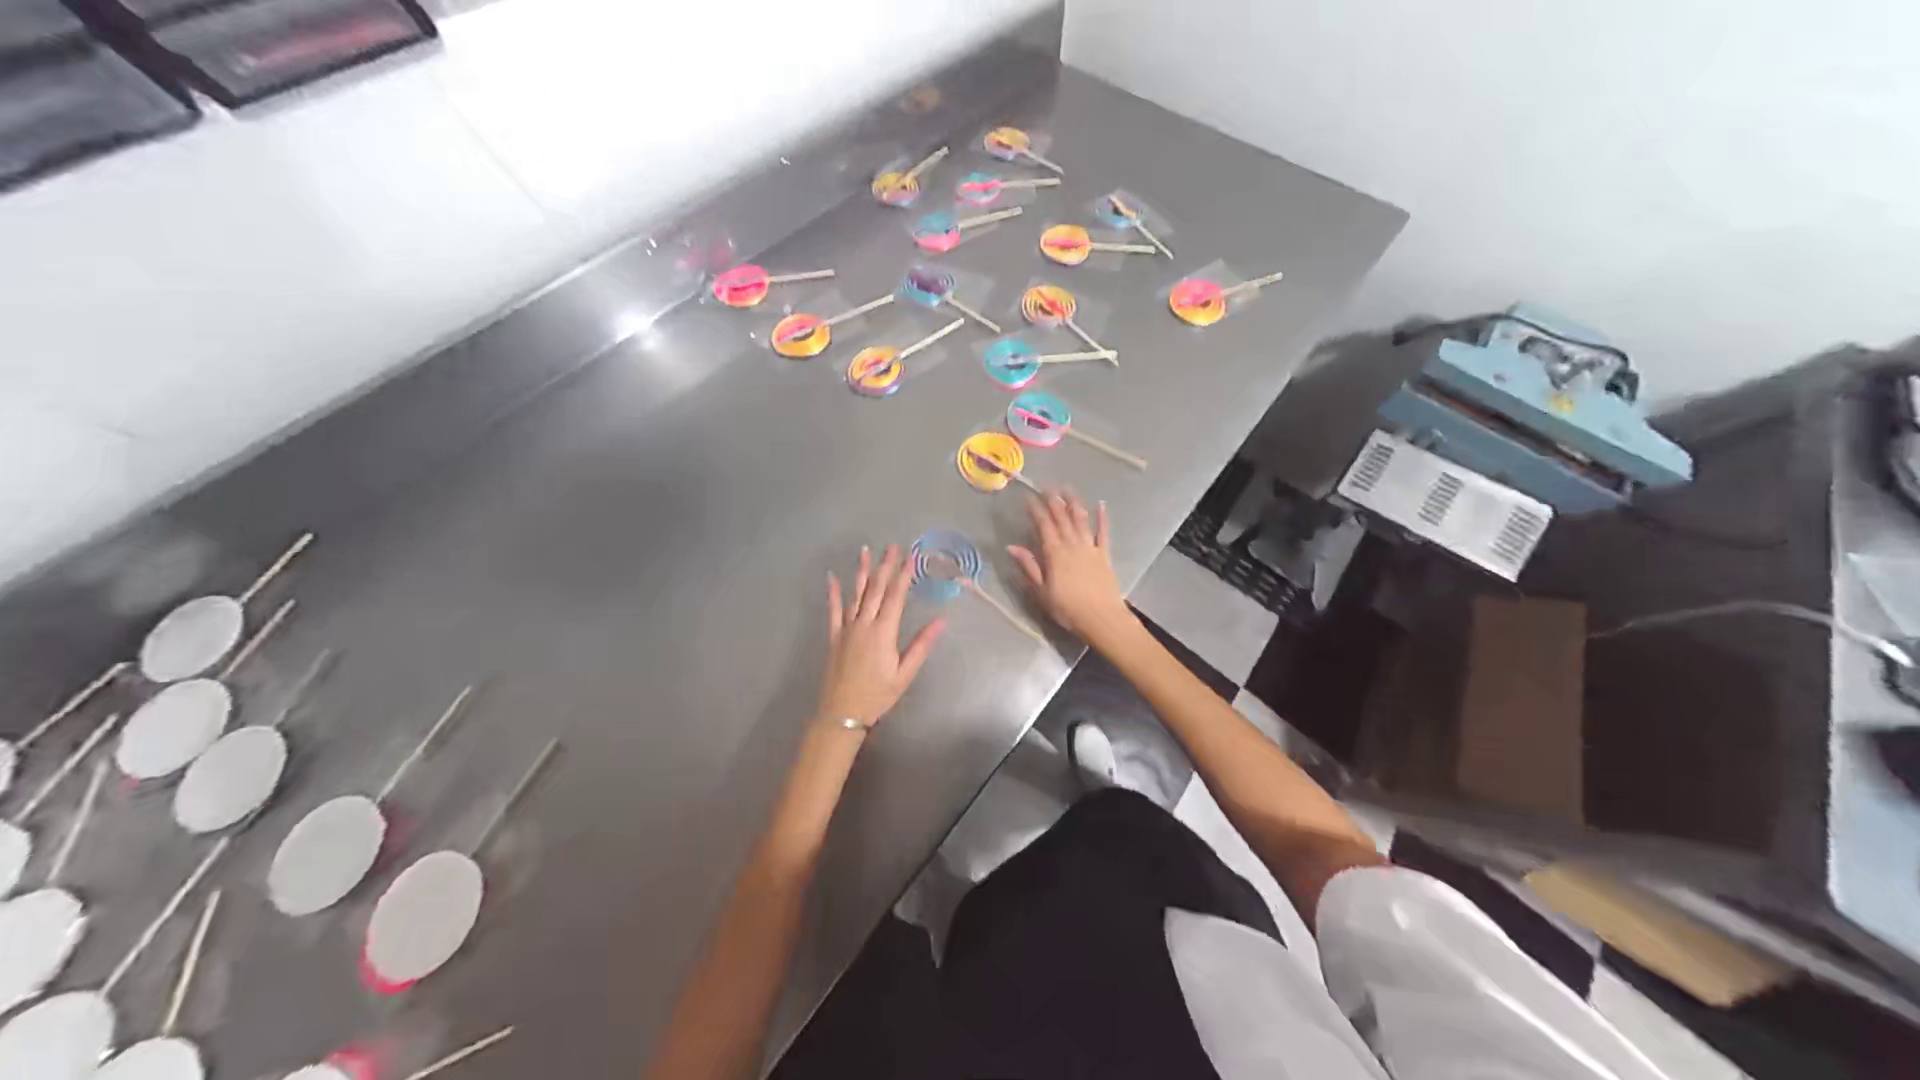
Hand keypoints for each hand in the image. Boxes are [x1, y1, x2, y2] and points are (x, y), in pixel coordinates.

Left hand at [819, 545, 945, 727]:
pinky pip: (833, 610)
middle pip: (876, 589)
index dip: (904, 575)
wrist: (842, 712)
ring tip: (865, 551)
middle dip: (885, 566)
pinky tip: (831, 577)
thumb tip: (941, 620)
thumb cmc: (878, 695)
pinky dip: (833, 592)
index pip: (896, 596)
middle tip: (892, 546)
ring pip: (856, 594)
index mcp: (884, 632)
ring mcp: (847, 628)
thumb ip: (921, 645)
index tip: (911, 557)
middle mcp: (864, 624)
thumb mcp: (905, 673)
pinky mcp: (834, 636)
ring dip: (862, 571)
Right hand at [1007, 492, 1133, 641]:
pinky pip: (1103, 533)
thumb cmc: (1067, 608)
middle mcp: (1072, 545)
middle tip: (1047, 486)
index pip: (1043, 526)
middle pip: (1062, 519)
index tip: (1028, 497)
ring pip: (1080, 520)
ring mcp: (1090, 548)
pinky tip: (1101, 505)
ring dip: (1073, 503)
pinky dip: (1102, 518)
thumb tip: (1011, 547)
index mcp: (1054, 553)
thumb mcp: (1041, 591)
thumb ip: (1028, 567)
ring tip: (1067, 489)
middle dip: (1053, 501)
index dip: (1035, 510)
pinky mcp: (1104, 555)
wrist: (1101, 618)